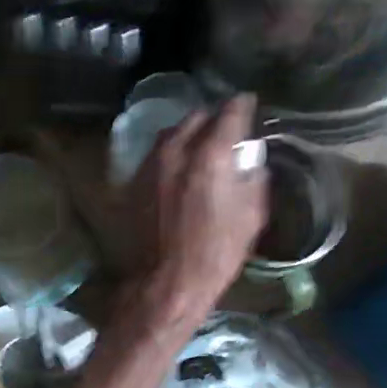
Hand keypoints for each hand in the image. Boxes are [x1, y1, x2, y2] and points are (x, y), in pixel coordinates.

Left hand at [130, 94, 267, 318]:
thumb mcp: (251, 217)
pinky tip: (179, 167)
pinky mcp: (133, 182)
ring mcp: (149, 165)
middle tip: (226, 129)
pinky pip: (155, 155)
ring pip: (171, 133)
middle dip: (213, 118)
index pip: (230, 112)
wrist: (164, 282)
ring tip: (201, 145)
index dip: (243, 106)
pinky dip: (171, 153)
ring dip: (189, 133)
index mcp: (209, 156)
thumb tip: (250, 160)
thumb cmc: (214, 255)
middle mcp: (175, 151)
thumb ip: (253, 178)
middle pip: (196, 117)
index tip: (250, 104)